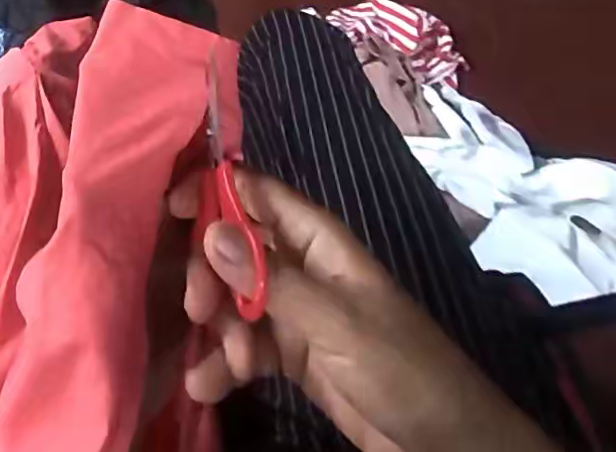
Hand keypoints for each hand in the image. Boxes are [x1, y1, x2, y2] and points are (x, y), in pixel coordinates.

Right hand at [167, 167, 558, 451]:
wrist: (443, 440)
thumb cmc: (397, 363)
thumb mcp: (334, 320)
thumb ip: (271, 279)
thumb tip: (212, 229)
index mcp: (317, 239)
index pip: (259, 194)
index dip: (216, 190)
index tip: (172, 206)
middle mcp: (300, 265)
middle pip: (238, 246)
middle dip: (211, 271)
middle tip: (196, 307)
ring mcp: (295, 309)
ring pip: (237, 296)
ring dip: (220, 323)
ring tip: (223, 361)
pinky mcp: (292, 352)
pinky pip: (247, 343)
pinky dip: (227, 360)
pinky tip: (210, 384)